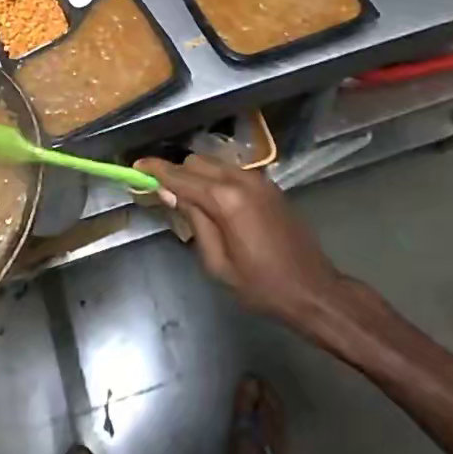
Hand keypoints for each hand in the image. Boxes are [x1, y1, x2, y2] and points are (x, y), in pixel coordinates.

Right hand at [135, 153, 346, 327]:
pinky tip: (215, 202)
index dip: (155, 170)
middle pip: (195, 162)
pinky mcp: (268, 185)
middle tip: (164, 194)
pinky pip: (231, 171)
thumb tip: (171, 194)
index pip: (180, 176)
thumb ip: (193, 222)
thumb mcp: (218, 263)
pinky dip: (215, 179)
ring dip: (196, 175)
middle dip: (177, 174)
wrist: (316, 292)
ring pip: (213, 163)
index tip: (136, 166)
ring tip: (189, 200)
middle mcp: (240, 180)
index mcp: (225, 200)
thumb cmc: (263, 286)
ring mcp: (258, 179)